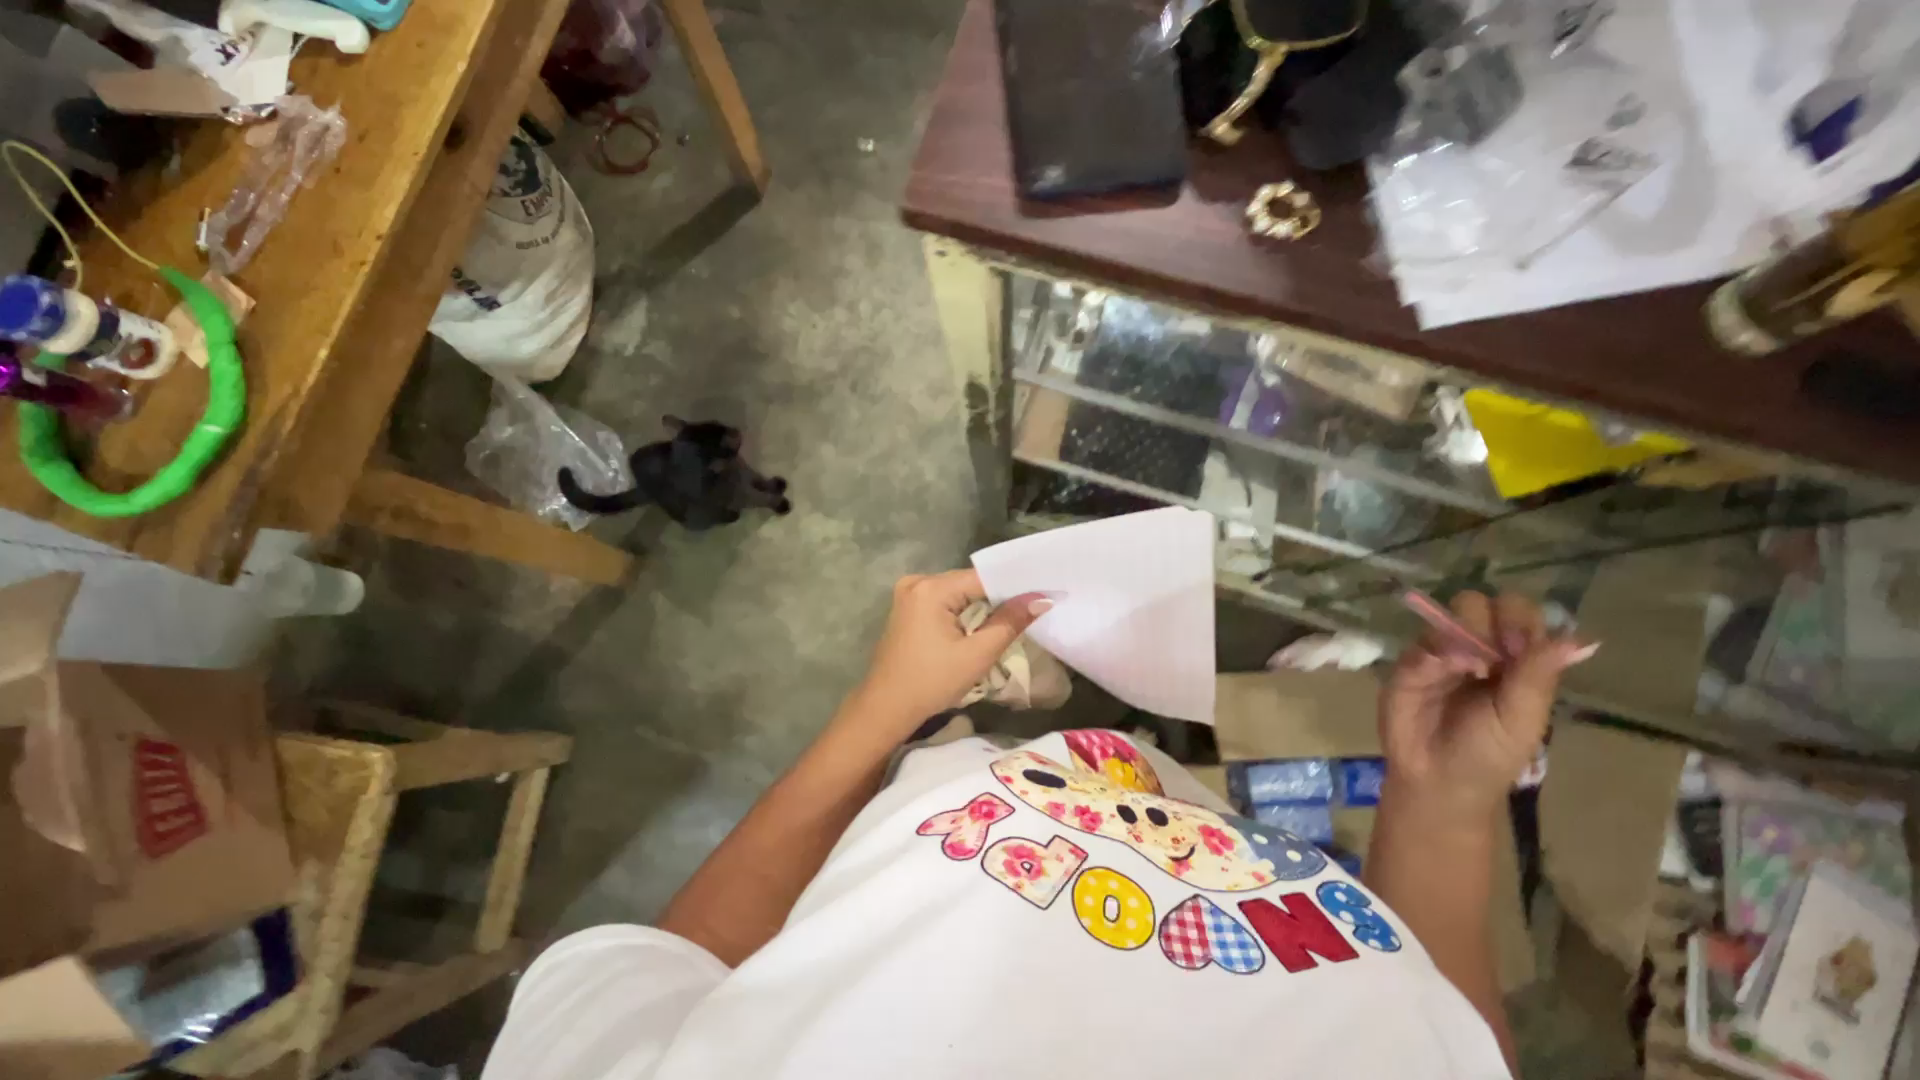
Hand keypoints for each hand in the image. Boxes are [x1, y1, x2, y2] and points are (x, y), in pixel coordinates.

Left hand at [844, 570, 1051, 736]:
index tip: (1042, 594)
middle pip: (968, 583)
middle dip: (998, 595)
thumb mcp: (977, 655)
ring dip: (981, 604)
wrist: (887, 707)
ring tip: (1014, 615)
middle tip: (1033, 605)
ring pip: (957, 593)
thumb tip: (1041, 599)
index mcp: (931, 588)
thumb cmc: (932, 682)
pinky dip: (962, 611)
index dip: (1013, 586)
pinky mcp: (906, 609)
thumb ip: (1009, 622)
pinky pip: (943, 602)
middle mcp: (917, 582)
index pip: (982, 577)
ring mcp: (908, 595)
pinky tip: (982, 623)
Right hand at [1379, 592, 1594, 820]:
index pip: (1522, 614)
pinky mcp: (1411, 662)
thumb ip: (1538, 677)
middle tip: (1492, 657)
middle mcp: (1480, 647)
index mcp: (1516, 659)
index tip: (1518, 646)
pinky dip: (1434, 651)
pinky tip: (1439, 671)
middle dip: (1490, 622)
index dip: (1520, 620)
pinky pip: (1421, 640)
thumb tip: (1576, 638)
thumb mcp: (1521, 720)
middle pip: (1484, 603)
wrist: (1436, 780)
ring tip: (1466, 668)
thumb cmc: (1488, 755)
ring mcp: (1443, 652)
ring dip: (1463, 633)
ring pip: (1451, 613)